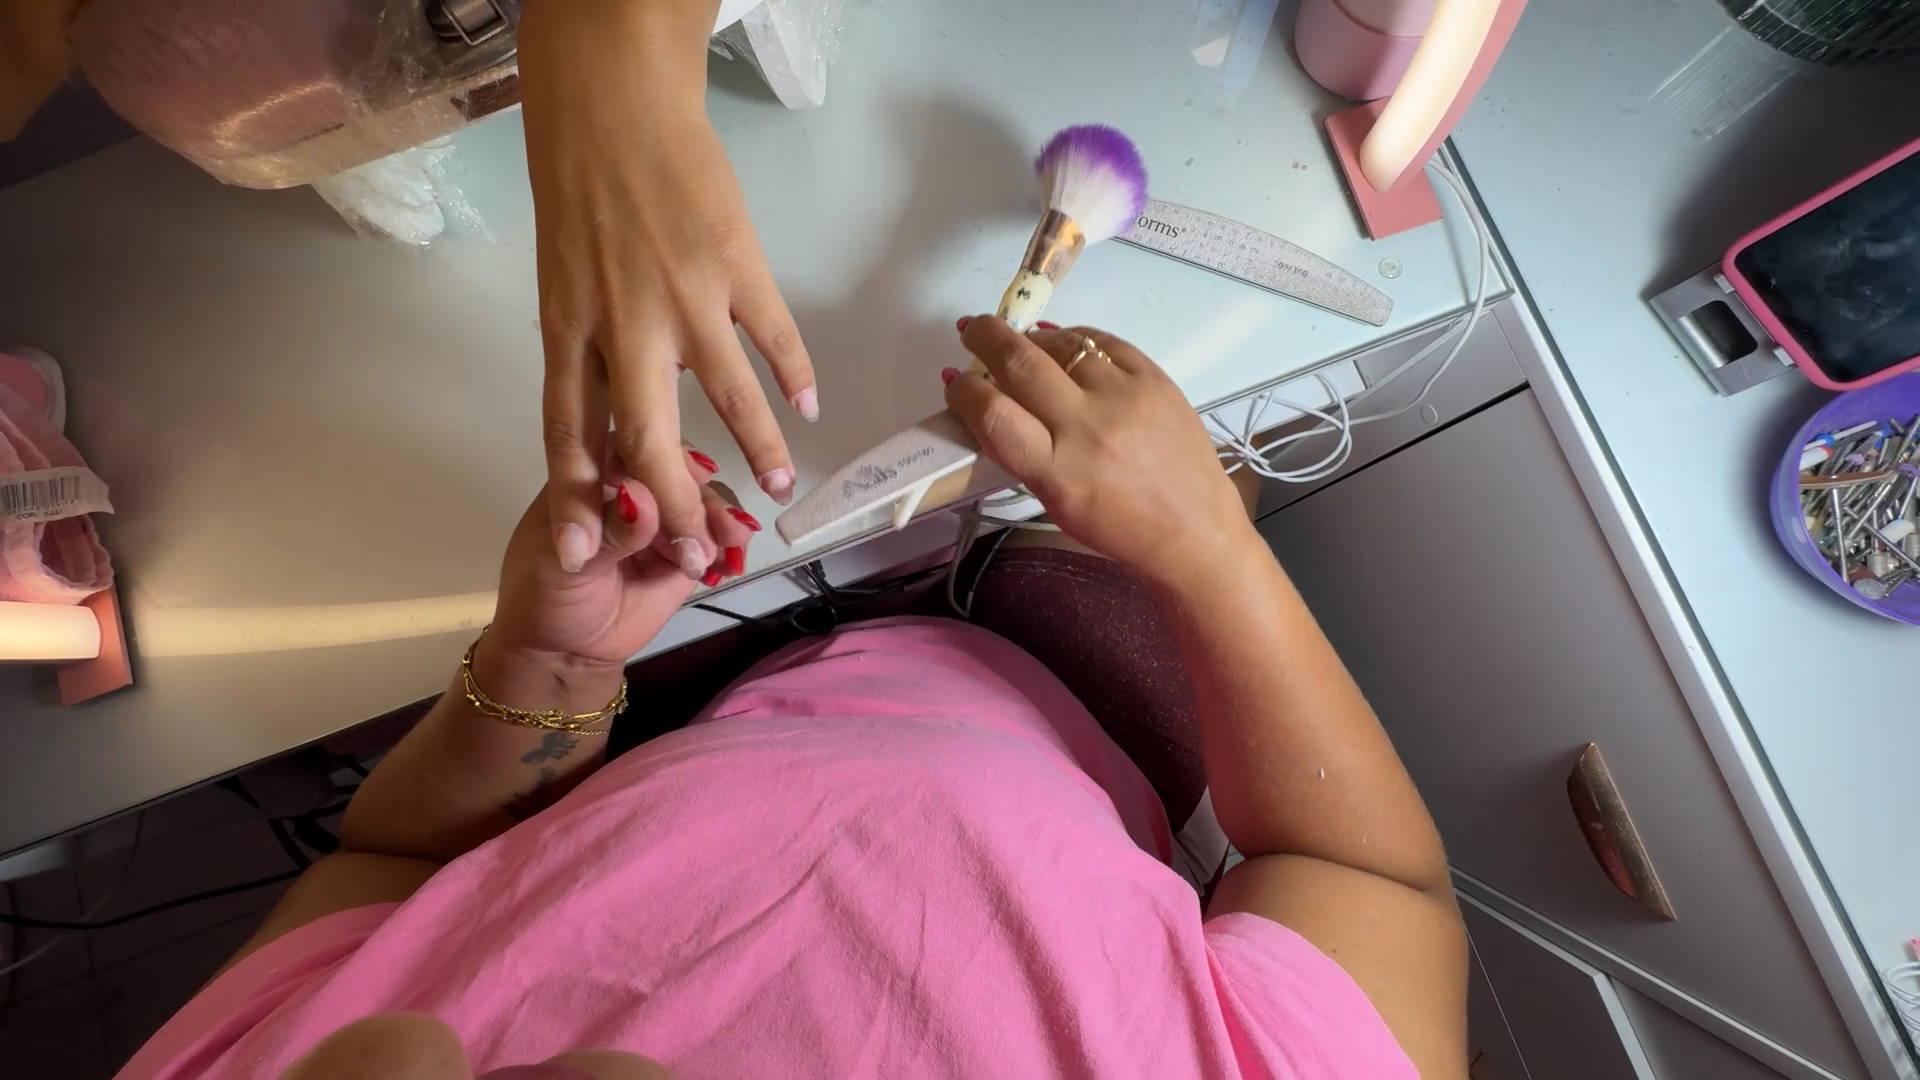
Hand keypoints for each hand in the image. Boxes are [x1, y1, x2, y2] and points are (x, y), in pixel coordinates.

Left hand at [481, 457, 760, 696]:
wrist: (564, 649)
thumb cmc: (545, 594)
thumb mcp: (567, 561)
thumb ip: (610, 531)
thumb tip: (644, 496)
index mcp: (598, 478)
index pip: (635, 450)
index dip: (668, 457)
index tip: (695, 472)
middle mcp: (638, 492)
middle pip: (681, 478)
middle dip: (707, 498)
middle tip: (725, 523)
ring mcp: (666, 524)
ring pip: (705, 510)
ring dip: (724, 521)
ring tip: (735, 541)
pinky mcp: (687, 555)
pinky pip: (717, 545)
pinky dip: (731, 549)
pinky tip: (735, 561)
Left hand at [519, 0, 814, 579]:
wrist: (609, 98)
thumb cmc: (580, 190)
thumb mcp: (562, 281)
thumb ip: (591, 353)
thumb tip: (626, 416)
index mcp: (570, 328)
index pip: (571, 430)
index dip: (586, 495)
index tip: (601, 550)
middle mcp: (624, 323)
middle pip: (649, 433)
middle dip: (675, 501)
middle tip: (702, 546)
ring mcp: (685, 295)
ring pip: (728, 394)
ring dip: (759, 447)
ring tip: (781, 484)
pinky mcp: (736, 264)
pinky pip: (773, 335)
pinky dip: (795, 374)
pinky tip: (811, 405)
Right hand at [944, 317, 1251, 585]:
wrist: (1193, 531)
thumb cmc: (1117, 529)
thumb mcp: (1055, 502)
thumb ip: (1021, 454)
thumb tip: (988, 406)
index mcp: (1057, 471)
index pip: (992, 414)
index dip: (964, 391)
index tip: (956, 384)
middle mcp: (1089, 427)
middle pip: (1020, 363)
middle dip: (985, 337)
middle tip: (970, 330)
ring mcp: (1126, 396)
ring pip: (1061, 344)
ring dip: (1029, 339)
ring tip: (1017, 344)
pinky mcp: (1155, 378)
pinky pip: (1102, 340)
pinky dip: (1073, 338)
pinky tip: (1059, 343)